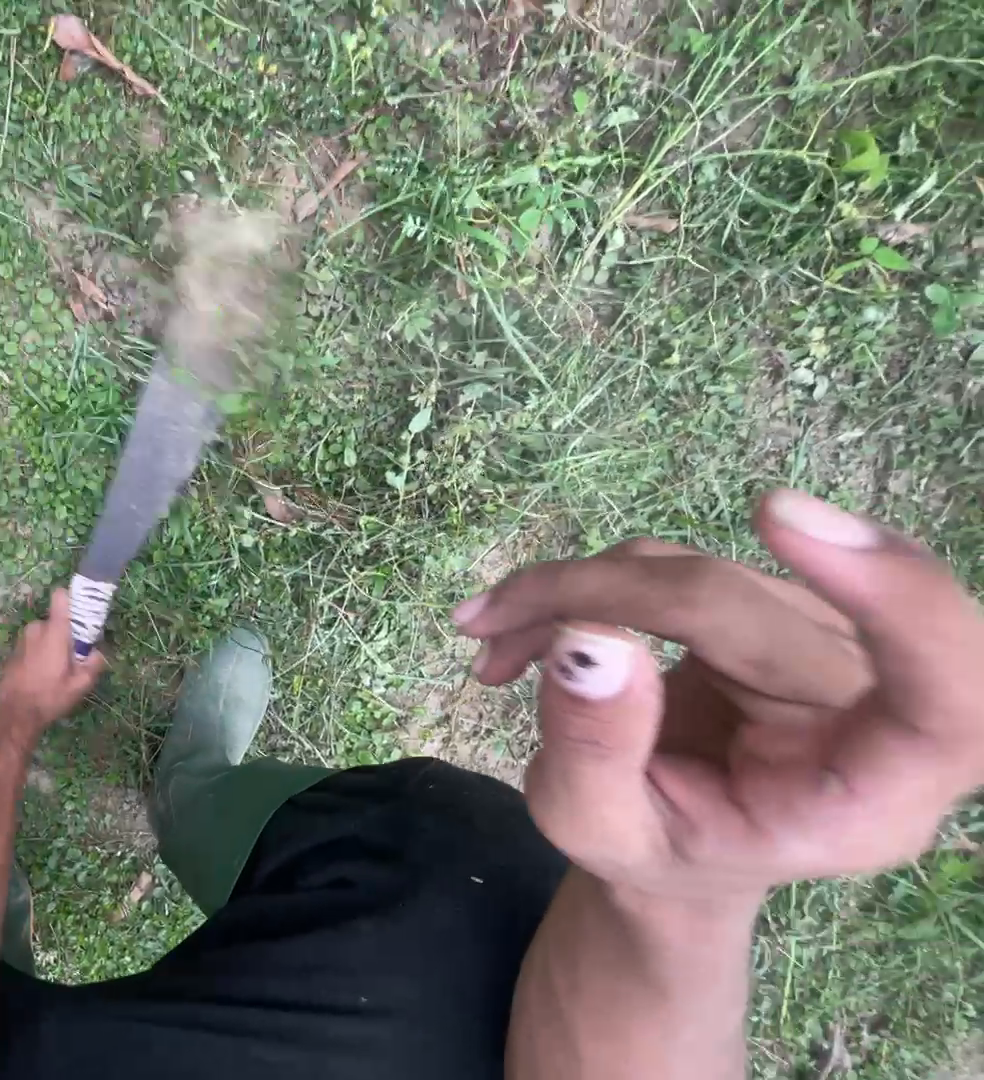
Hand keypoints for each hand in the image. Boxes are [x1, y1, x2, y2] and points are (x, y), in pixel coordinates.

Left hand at [0, 588, 104, 736]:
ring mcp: (22, 639)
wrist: (14, 712)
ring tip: (58, 671)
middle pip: (56, 622)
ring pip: (44, 634)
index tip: (82, 612)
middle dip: (66, 634)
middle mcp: (36, 629)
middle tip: (74, 657)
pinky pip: (33, 644)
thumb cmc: (49, 696)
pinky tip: (43, 676)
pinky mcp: (14, 651)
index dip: (71, 598)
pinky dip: (40, 653)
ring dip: (52, 645)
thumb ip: (93, 665)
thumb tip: (98, 653)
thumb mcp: (79, 685)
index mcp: (54, 631)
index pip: (60, 597)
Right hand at [456, 489, 983, 906]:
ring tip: (493, 646)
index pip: (949, 694)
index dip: (894, 597)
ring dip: (567, 592)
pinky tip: (523, 635)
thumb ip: (593, 747)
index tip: (779, 517)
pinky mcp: (760, 615)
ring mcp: (813, 650)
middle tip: (482, 623)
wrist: (661, 842)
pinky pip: (663, 567)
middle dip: (591, 595)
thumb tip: (588, 636)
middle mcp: (861, 708)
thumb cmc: (643, 852)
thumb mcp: (593, 824)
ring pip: (686, 572)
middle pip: (735, 604)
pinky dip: (575, 590)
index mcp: (859, 793)